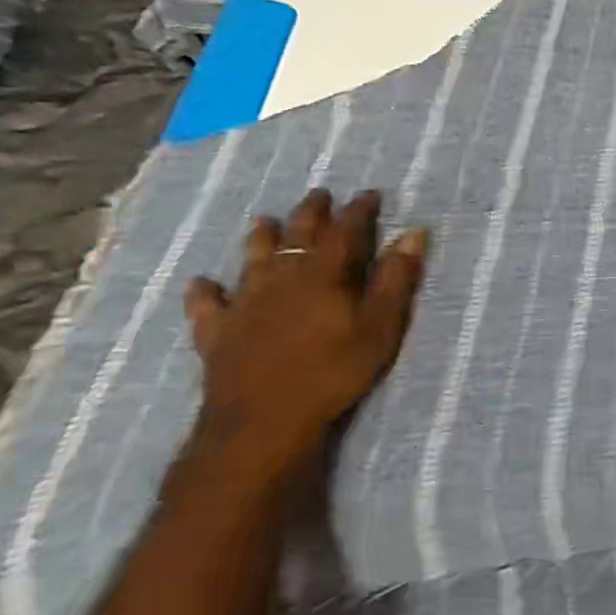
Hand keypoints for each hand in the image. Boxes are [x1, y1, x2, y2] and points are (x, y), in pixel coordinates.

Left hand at [183, 189, 428, 472]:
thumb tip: (414, 233)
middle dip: (310, 212)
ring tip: (264, 220)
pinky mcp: (218, 333)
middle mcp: (281, 278)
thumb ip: (396, 278)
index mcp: (323, 274)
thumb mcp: (380, 326)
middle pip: (296, 235)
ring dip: (260, 238)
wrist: (265, 420)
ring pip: (252, 260)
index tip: (369, 194)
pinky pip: (207, 306)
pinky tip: (202, 283)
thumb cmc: (333, 371)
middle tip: (319, 194)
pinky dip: (205, 292)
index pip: (344, 230)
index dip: (358, 210)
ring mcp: (244, 304)